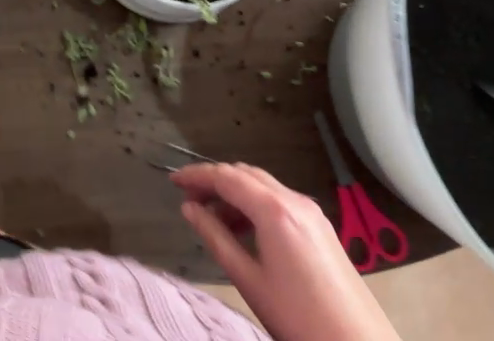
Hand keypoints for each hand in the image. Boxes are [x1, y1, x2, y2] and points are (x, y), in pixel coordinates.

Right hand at [172, 163, 398, 340]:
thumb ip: (216, 237)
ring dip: (234, 193)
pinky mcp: (321, 227)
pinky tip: (243, 229)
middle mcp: (294, 200)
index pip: (227, 177)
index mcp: (274, 210)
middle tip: (188, 200)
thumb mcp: (248, 279)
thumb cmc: (298, 319)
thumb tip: (189, 208)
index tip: (172, 181)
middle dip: (214, 181)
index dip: (196, 175)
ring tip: (211, 218)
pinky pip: (279, 201)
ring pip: (263, 186)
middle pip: (245, 174)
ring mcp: (312, 212)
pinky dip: (254, 204)